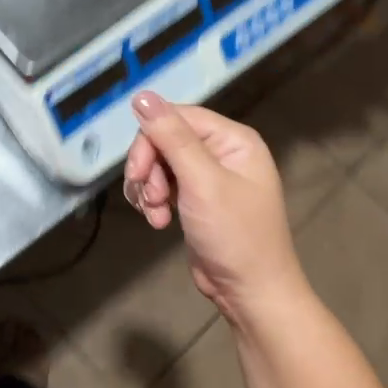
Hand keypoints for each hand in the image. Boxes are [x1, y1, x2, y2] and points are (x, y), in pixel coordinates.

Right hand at [122, 92, 307, 318]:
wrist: (249, 292)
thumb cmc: (235, 235)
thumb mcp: (202, 183)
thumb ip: (171, 137)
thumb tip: (141, 95)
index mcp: (233, 140)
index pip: (176, 117)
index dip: (150, 140)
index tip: (137, 172)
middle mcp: (222, 151)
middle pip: (163, 140)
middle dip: (148, 169)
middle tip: (148, 198)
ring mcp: (208, 176)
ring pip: (157, 163)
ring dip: (147, 188)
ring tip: (154, 214)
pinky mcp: (195, 198)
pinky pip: (161, 184)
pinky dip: (151, 201)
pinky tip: (157, 221)